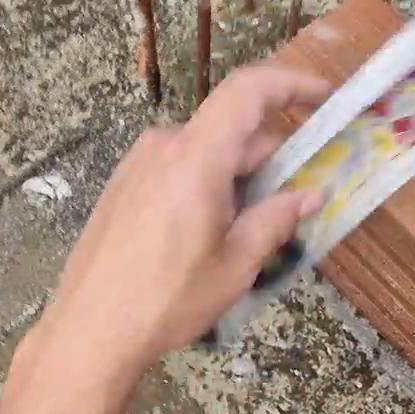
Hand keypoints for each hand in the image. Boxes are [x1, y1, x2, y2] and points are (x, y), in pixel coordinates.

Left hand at [33, 63, 327, 375]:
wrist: (89, 330)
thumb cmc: (167, 300)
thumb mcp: (236, 265)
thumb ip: (276, 220)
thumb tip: (310, 194)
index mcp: (196, 157)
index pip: (249, 91)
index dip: (292, 84)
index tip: (324, 97)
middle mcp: (164, 146)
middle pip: (232, 132)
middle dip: (270, 162)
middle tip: (292, 208)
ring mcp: (138, 165)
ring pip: (206, 154)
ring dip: (237, 180)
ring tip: (246, 236)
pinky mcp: (123, 186)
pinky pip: (178, 169)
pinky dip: (207, 187)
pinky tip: (207, 237)